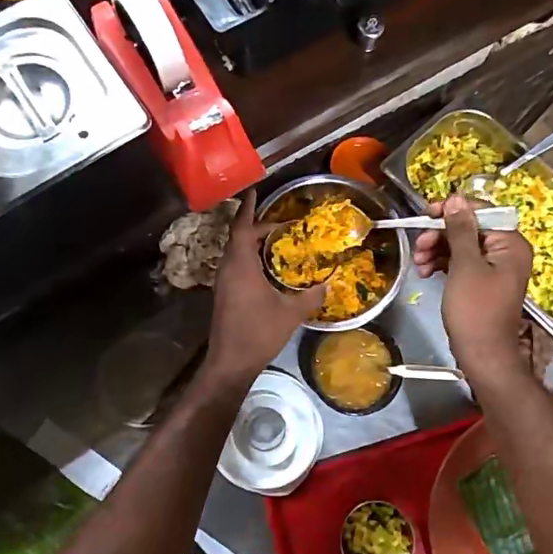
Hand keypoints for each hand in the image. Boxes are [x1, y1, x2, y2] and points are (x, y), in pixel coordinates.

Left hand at [205, 190, 323, 382]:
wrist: (231, 362)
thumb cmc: (259, 332)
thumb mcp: (291, 313)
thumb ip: (311, 295)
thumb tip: (329, 282)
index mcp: (240, 265)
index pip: (242, 227)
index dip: (249, 208)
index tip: (256, 191)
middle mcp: (228, 268)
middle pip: (239, 237)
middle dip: (256, 224)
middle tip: (280, 221)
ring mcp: (223, 282)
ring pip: (236, 252)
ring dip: (252, 241)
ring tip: (275, 237)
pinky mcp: (224, 294)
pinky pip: (236, 266)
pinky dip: (250, 257)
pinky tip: (266, 265)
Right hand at [414, 195, 531, 377]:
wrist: (482, 353)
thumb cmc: (475, 309)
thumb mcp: (465, 265)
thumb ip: (460, 230)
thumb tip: (456, 199)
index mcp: (510, 243)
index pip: (480, 212)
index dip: (452, 211)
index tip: (426, 215)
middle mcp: (506, 251)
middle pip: (468, 228)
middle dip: (440, 235)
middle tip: (418, 246)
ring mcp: (494, 268)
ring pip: (460, 245)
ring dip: (436, 250)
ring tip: (418, 264)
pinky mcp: (481, 281)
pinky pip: (460, 262)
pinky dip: (441, 264)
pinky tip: (425, 272)